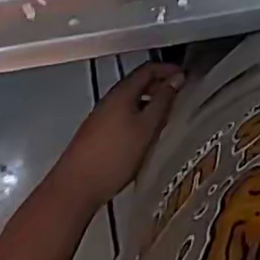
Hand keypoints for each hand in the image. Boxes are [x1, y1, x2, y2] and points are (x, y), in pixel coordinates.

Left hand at [49, 61, 183, 210]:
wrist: (73, 190)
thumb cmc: (115, 155)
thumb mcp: (147, 127)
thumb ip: (163, 100)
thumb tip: (177, 79)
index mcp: (122, 93)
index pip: (148, 69)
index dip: (169, 69)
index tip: (186, 78)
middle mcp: (109, 100)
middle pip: (138, 83)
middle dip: (160, 85)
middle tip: (179, 96)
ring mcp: (99, 118)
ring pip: (130, 100)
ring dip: (149, 102)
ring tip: (166, 116)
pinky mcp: (94, 135)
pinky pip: (122, 115)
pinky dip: (138, 116)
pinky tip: (145, 135)